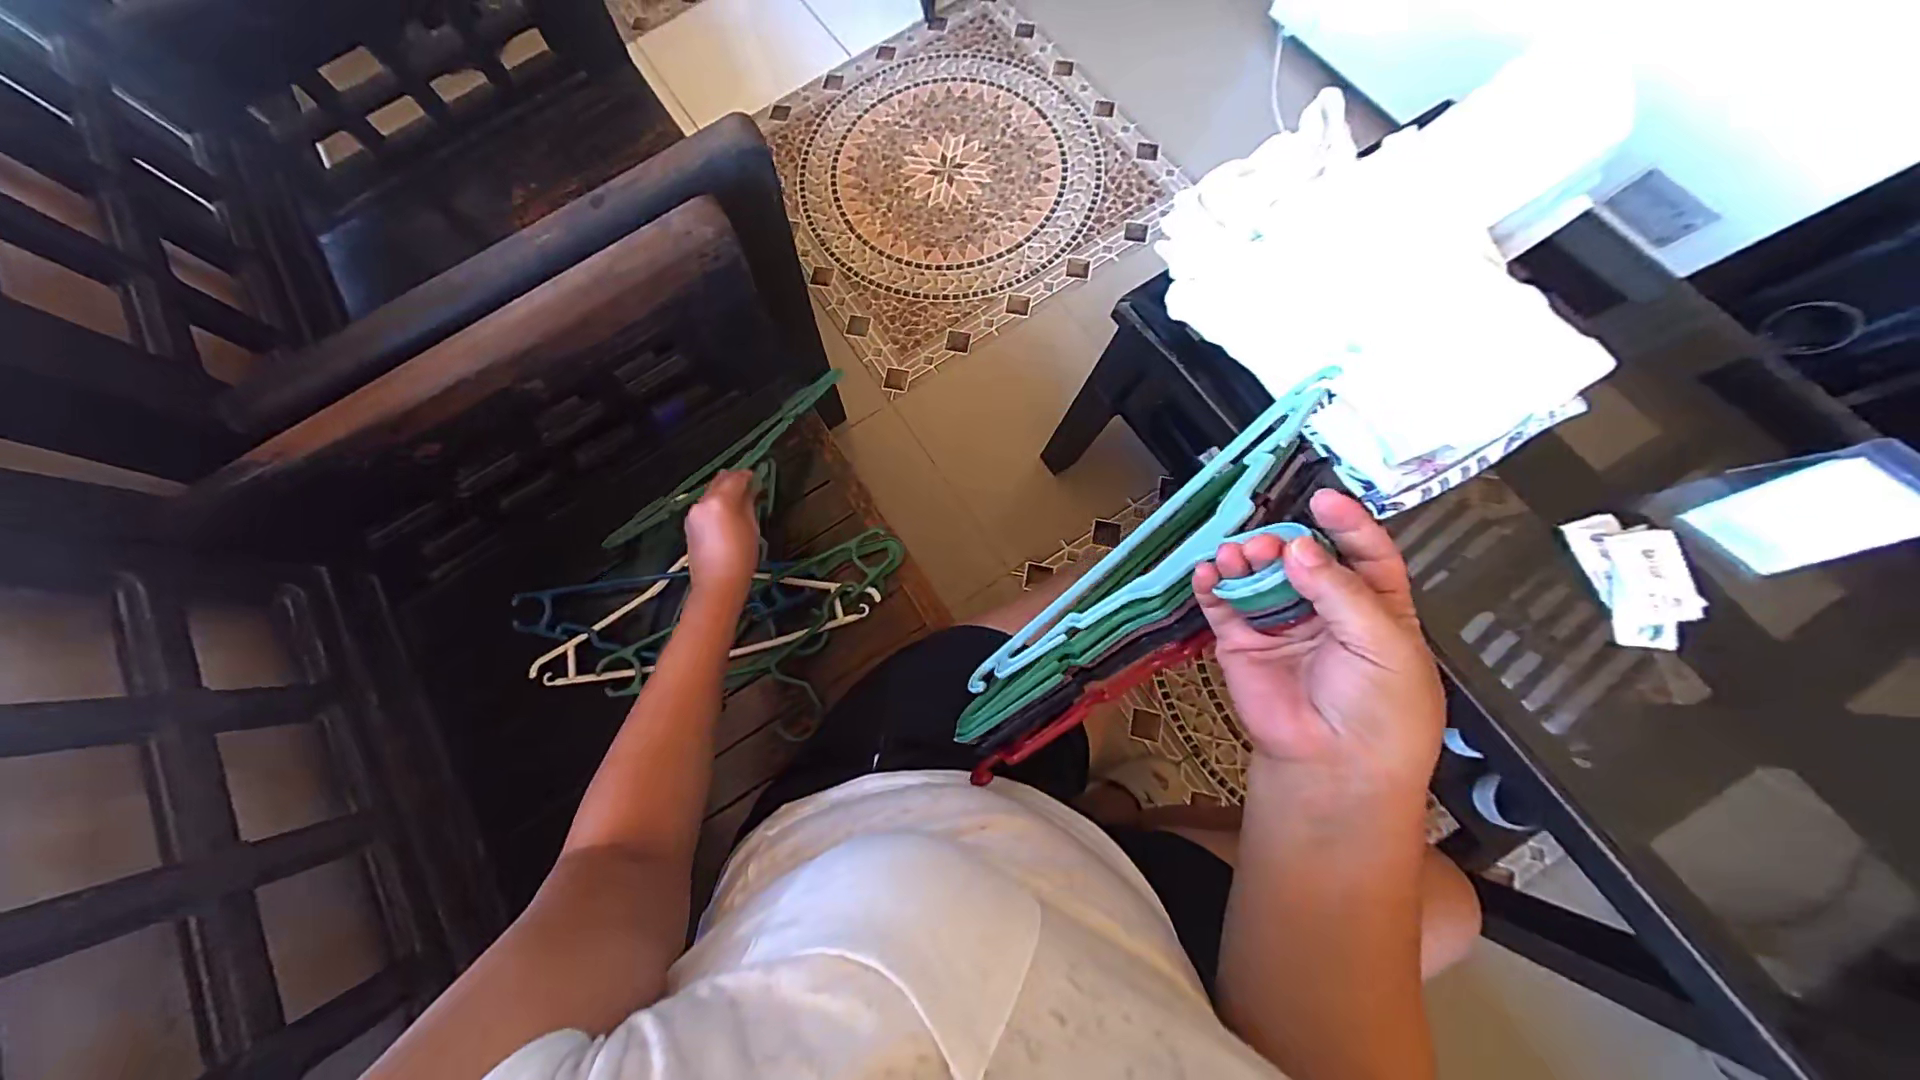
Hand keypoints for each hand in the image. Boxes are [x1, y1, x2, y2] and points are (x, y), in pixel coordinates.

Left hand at [684, 470, 759, 597]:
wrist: (717, 584)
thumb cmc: (741, 558)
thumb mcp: (751, 528)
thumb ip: (749, 504)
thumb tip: (749, 491)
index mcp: (720, 501)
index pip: (735, 478)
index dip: (748, 475)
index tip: (757, 476)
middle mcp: (703, 503)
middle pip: (719, 481)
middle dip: (733, 480)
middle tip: (748, 483)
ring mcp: (693, 513)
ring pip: (710, 493)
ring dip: (723, 491)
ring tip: (739, 498)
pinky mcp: (689, 525)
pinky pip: (705, 506)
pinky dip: (716, 503)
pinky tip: (726, 513)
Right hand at [1192, 489, 1442, 801]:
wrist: (1333, 764)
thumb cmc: (1382, 711)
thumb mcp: (1382, 643)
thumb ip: (1340, 591)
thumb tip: (1298, 548)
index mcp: (1374, 607)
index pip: (1362, 553)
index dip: (1346, 523)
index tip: (1325, 499)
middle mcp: (1325, 610)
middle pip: (1301, 559)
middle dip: (1284, 543)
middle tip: (1269, 543)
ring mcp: (1280, 624)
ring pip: (1258, 577)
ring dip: (1245, 560)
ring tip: (1237, 555)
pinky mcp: (1242, 642)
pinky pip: (1223, 606)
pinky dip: (1211, 586)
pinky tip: (1208, 573)